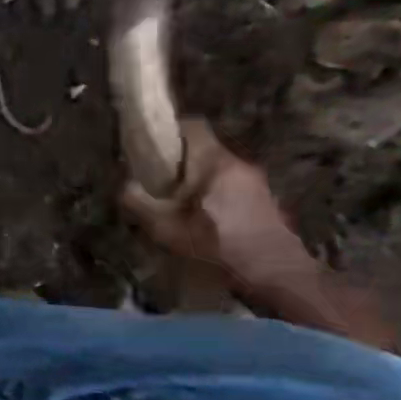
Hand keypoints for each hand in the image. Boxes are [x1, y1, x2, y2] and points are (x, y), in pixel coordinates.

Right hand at [121, 121, 313, 288]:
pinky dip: (210, 191)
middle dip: (176, 160)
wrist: (276, 273)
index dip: (167, 130)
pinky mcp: (263, 197)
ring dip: (194, 178)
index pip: (192, 126)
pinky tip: (200, 216)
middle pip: (202, 148)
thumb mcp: (166, 228)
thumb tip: (124, 184)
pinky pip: (228, 182)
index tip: (147, 145)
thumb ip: (139, 202)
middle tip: (154, 181)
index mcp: (215, 164)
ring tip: (175, 203)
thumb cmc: (218, 246)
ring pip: (215, 167)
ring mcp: (255, 180)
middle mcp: (238, 164)